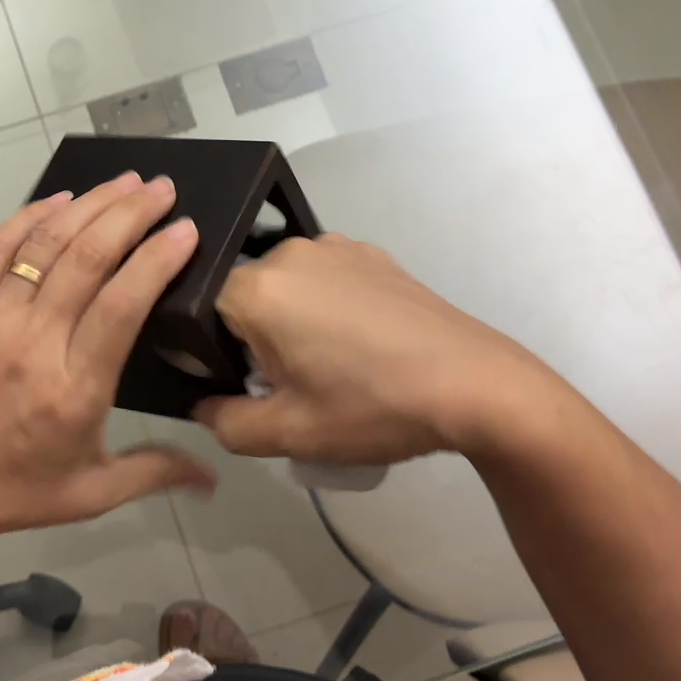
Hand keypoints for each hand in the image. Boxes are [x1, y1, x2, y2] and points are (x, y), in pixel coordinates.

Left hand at [0, 173, 215, 551]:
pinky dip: (29, 216)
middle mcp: (35, 341)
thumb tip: (215, 477)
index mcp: (74, 388)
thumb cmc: (10, 489)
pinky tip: (61, 198)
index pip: (121, 304)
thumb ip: (154, 473)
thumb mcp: (89, 493)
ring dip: (89, 204)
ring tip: (125, 181)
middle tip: (163, 189)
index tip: (185, 229)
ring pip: (45, 243)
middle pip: (87, 258)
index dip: (156, 259)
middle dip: (130, 214)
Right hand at [195, 234, 560, 465]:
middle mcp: (288, 252)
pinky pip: (323, 277)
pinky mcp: (371, 254)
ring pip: (283, 285)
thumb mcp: (291, 433)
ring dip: (288, 320)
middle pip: (242, 295)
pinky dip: (324, 306)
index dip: (211, 352)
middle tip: (289, 382)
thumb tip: (205, 404)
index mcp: (258, 288)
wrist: (480, 387)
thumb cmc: (375, 407)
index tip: (242, 384)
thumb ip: (226, 422)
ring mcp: (335, 246)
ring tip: (330, 363)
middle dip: (251, 337)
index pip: (200, 311)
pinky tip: (360, 343)